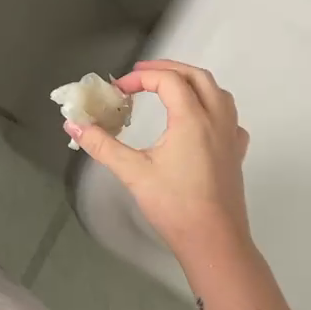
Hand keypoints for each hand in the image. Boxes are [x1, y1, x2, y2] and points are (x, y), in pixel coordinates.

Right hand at [64, 60, 251, 264]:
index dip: (140, 78)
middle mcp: (216, 120)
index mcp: (192, 119)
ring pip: (218, 93)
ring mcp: (231, 136)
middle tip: (141, 74)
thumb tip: (74, 126)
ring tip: (168, 89)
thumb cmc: (174, 205)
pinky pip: (229, 117)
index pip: (168, 80)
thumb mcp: (132, 172)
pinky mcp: (236, 153)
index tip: (119, 91)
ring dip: (192, 82)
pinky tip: (199, 121)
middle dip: (168, 69)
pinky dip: (211, 106)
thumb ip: (101, 144)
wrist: (214, 240)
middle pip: (197, 77)